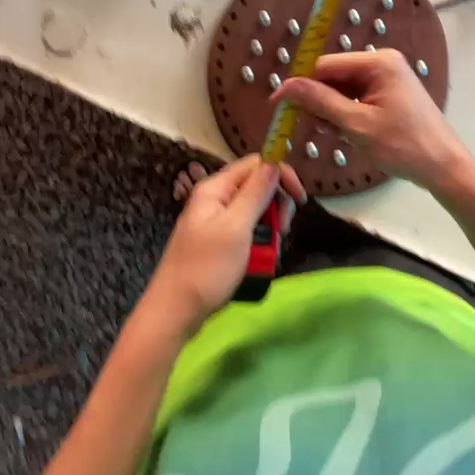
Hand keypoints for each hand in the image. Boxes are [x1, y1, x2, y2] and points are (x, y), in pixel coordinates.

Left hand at [143, 157, 304, 333]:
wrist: (175, 311)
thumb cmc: (206, 269)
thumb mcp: (236, 228)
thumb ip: (256, 194)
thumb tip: (273, 163)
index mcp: (216, 189)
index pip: (256, 164)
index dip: (281, 175)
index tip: (299, 200)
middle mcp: (216, 199)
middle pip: (258, 186)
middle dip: (277, 205)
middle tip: (283, 230)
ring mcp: (216, 221)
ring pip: (255, 211)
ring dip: (269, 228)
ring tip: (271, 250)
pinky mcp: (219, 241)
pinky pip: (247, 231)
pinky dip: (259, 242)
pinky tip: (261, 259)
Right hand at [270, 50, 469, 189]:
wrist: (444, 167)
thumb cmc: (403, 146)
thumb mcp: (357, 125)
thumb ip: (320, 102)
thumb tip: (284, 87)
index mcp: (378, 62)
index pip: (325, 65)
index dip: (301, 85)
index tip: (278, 105)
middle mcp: (382, 62)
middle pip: (333, 76)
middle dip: (319, 101)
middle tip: (313, 128)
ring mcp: (387, 78)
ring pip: (342, 89)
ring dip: (331, 111)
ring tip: (336, 135)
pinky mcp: (389, 94)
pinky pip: (356, 98)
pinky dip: (345, 115)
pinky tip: (344, 134)